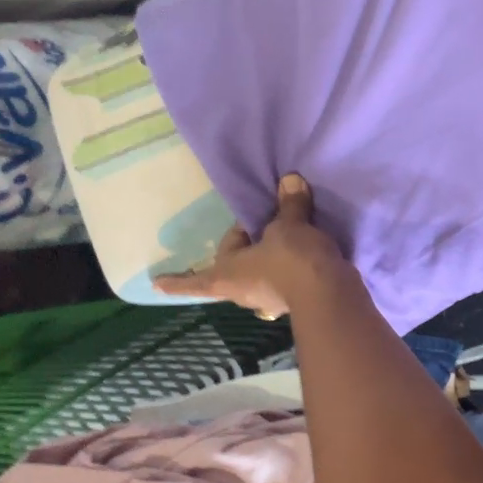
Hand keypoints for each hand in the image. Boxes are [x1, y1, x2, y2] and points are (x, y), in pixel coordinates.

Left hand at [154, 174, 359, 318]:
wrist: (327, 292)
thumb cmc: (291, 259)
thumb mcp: (289, 226)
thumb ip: (288, 206)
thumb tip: (288, 180)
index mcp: (224, 275)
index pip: (193, 279)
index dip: (175, 280)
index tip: (155, 284)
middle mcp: (239, 292)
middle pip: (228, 274)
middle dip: (237, 260)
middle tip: (250, 241)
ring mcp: (266, 300)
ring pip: (256, 281)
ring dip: (263, 268)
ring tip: (279, 250)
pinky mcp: (293, 302)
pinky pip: (283, 284)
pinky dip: (288, 274)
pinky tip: (303, 264)